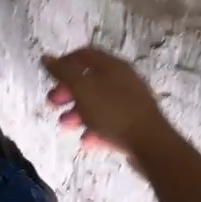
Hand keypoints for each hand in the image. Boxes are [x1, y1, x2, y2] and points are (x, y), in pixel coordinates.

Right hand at [42, 46, 176, 172]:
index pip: (84, 55)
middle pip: (89, 80)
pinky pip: (110, 121)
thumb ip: (63, 72)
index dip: (64, 62)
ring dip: (78, 113)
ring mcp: (131, 102)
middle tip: (53, 104)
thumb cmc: (114, 112)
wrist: (154, 146)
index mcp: (112, 66)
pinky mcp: (135, 123)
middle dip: (68, 92)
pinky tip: (86, 141)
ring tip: (66, 126)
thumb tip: (46, 57)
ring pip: (98, 103)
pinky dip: (95, 128)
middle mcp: (123, 80)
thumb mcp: (83, 89)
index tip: (51, 77)